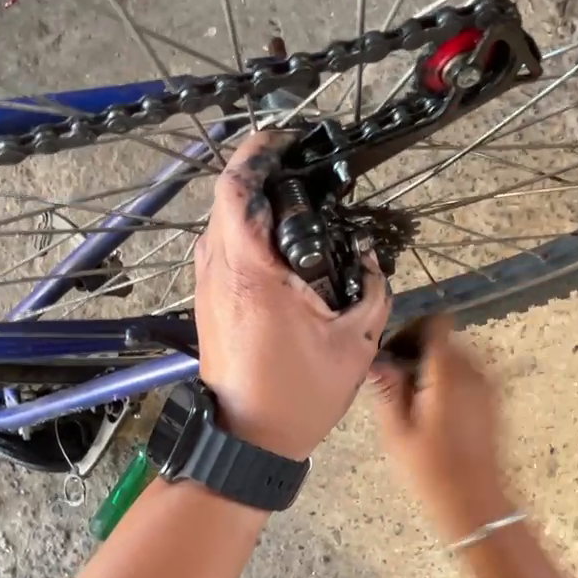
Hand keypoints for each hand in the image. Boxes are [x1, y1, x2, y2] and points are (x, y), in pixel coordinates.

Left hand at [195, 132, 391, 460]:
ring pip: (221, 223)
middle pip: (227, 198)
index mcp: (251, 273)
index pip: (236, 188)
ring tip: (293, 206)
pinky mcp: (208, 303)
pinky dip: (245, 235)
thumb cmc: (294, 398)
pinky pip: (222, 250)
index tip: (285, 139)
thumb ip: (370, 291)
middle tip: (299, 171)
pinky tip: (277, 248)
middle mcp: (219, 272)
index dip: (258, 152)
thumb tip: (370, 260)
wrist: (248, 439)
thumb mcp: (352, 343)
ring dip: (251, 206)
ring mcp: (207, 287)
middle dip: (261, 176)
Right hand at [368, 317, 515, 540]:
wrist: (476, 505)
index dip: (412, 330)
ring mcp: (490, 387)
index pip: (436, 324)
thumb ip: (388, 389)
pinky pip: (471, 375)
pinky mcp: (496, 403)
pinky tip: (435, 411)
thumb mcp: (397, 433)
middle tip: (397, 380)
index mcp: (448, 374)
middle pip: (447, 339)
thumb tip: (378, 361)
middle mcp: (475, 373)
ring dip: (436, 366)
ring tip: (415, 398)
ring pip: (459, 357)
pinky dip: (452, 381)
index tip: (394, 354)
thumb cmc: (431, 472)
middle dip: (421, 350)